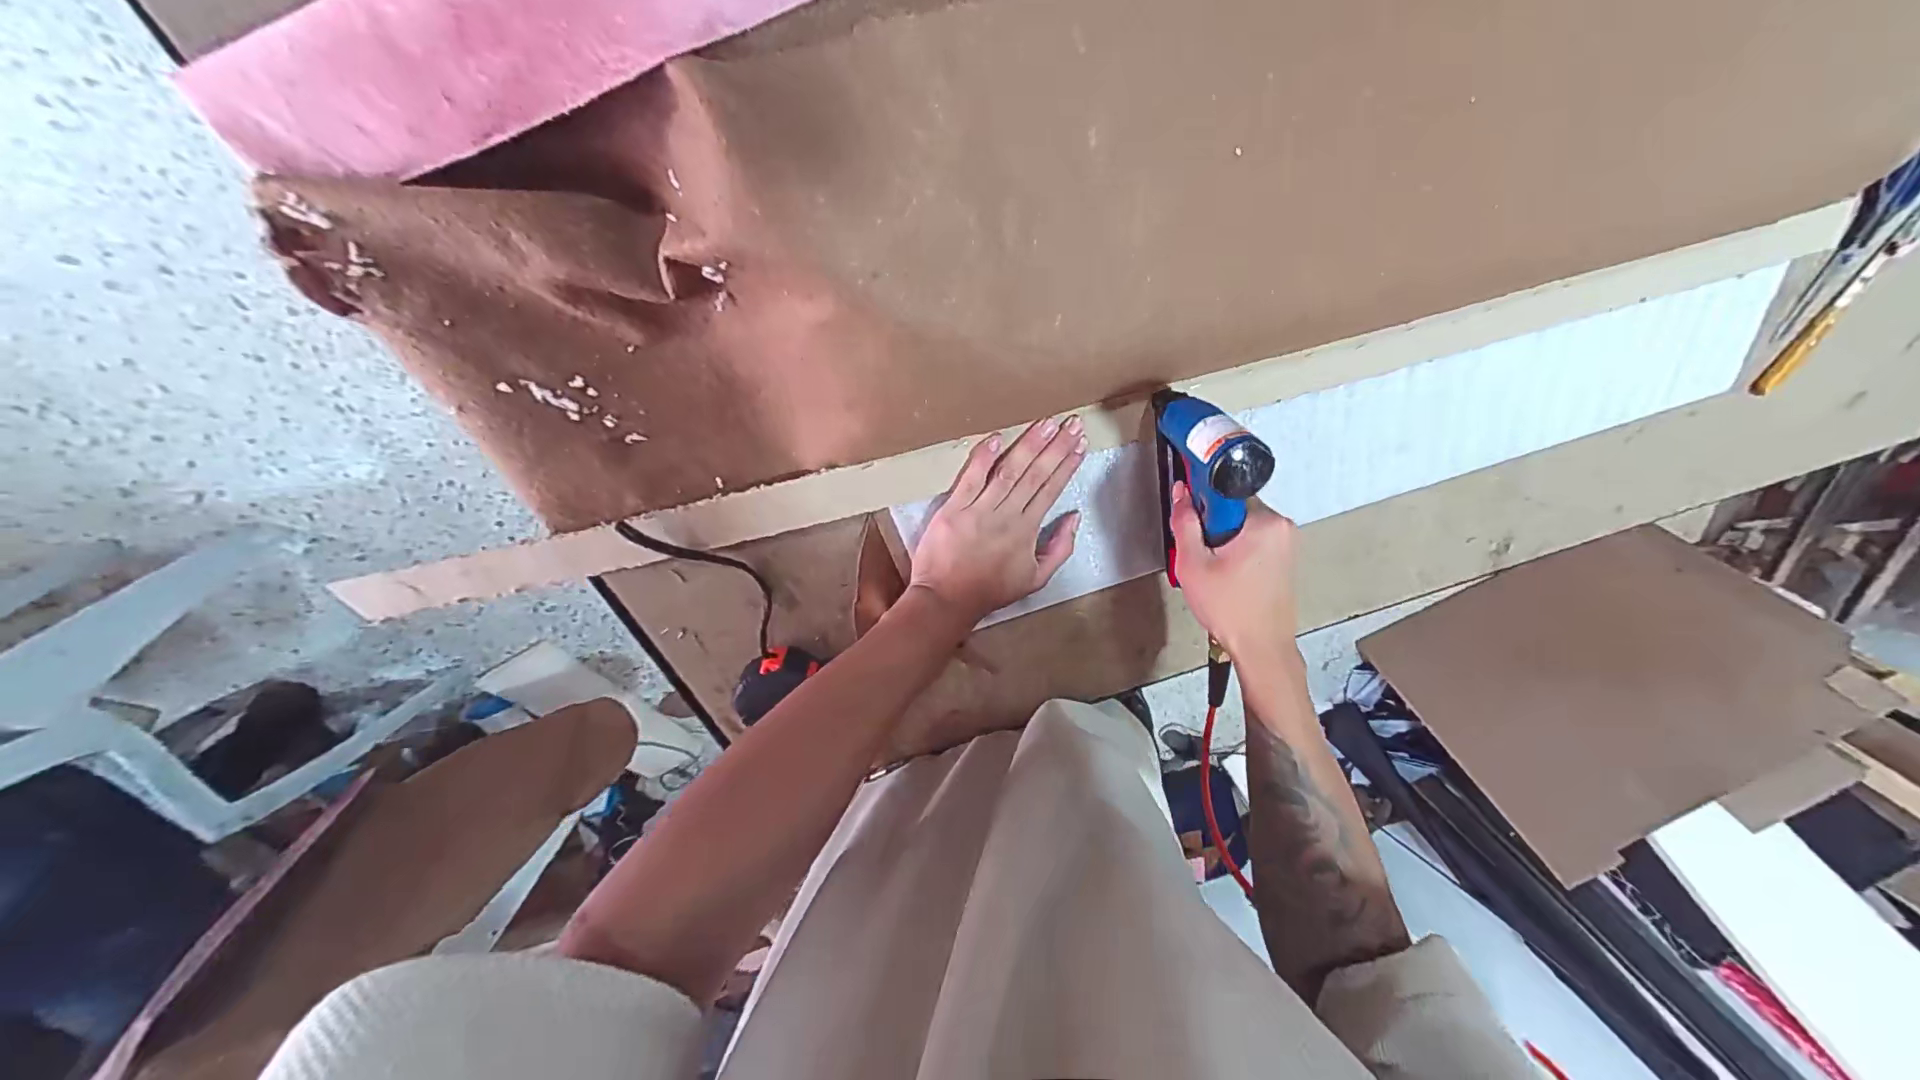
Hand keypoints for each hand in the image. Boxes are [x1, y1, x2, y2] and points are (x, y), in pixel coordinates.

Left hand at [909, 415, 1086, 621]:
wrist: (947, 599)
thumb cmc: (991, 590)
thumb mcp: (1036, 579)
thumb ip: (1060, 548)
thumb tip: (1075, 517)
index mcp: (1027, 530)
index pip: (1051, 489)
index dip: (1067, 464)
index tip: (1080, 443)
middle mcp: (1006, 515)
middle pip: (1035, 474)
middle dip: (1056, 446)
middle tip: (1072, 423)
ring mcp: (978, 510)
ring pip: (1009, 471)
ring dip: (1029, 445)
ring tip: (1046, 424)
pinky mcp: (953, 508)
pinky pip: (971, 478)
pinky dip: (983, 457)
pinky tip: (997, 437)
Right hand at [1170, 481, 1299, 661]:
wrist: (1260, 646)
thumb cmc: (1234, 612)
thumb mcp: (1193, 564)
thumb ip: (1184, 522)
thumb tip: (1181, 494)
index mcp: (1264, 522)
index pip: (1223, 491)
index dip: (1199, 502)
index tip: (1187, 506)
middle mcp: (1280, 527)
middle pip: (1231, 508)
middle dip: (1210, 526)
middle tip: (1200, 554)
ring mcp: (1284, 542)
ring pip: (1239, 524)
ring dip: (1220, 540)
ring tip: (1213, 569)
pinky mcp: (1282, 556)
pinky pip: (1250, 539)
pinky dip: (1233, 550)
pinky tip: (1225, 575)